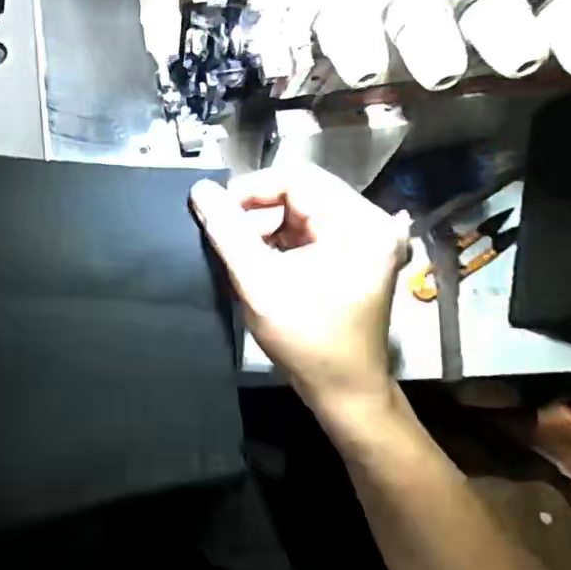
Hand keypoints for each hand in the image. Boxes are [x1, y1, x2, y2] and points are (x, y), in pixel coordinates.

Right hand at [191, 165, 409, 414]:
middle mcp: (369, 222)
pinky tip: (264, 263)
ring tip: (243, 254)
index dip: (250, 190)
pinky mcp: (356, 256)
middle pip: (301, 193)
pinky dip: (282, 242)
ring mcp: (365, 240)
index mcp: (358, 222)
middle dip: (257, 210)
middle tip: (225, 234)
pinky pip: (311, 232)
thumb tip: (200, 190)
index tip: (216, 213)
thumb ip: (227, 232)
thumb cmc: (307, 340)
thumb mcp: (259, 283)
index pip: (296, 179)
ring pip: (303, 212)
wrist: (345, 390)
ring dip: (267, 228)